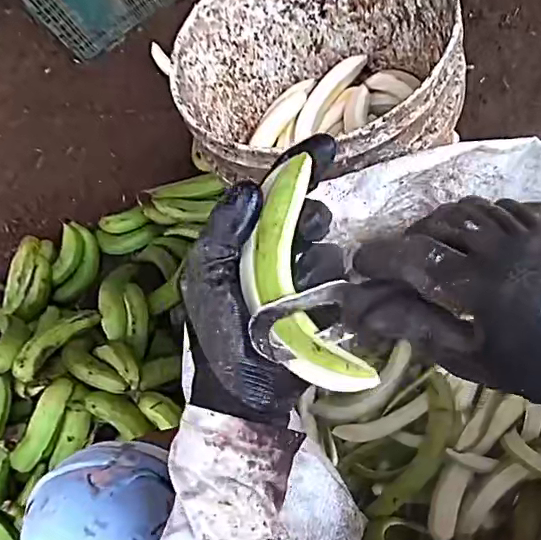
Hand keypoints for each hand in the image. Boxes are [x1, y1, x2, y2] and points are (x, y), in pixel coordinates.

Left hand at [181, 136, 343, 424]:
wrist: (242, 392)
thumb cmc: (215, 335)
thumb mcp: (205, 279)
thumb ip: (221, 234)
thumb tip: (246, 190)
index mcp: (239, 242)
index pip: (270, 194)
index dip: (296, 167)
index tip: (326, 147)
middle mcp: (269, 254)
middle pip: (304, 214)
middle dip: (309, 215)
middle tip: (310, 227)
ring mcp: (296, 279)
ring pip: (323, 246)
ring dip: (314, 258)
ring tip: (295, 287)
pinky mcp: (318, 303)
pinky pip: (335, 281)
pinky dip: (326, 286)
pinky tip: (309, 305)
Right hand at [342, 197, 540, 461]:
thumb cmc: (521, 370)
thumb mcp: (462, 357)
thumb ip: (414, 325)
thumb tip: (365, 311)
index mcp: (480, 287)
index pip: (415, 256)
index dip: (381, 256)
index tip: (360, 262)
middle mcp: (503, 250)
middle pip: (438, 223)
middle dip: (407, 238)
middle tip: (395, 260)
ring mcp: (528, 235)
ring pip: (467, 208)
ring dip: (439, 223)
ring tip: (428, 246)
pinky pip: (499, 207)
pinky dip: (474, 217)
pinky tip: (468, 238)